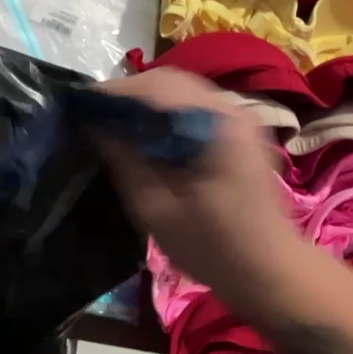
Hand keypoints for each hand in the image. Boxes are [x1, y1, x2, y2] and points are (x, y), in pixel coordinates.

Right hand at [95, 68, 309, 320]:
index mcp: (214, 126)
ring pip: (182, 88)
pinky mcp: (240, 130)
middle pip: (169, 80)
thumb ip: (124, 161)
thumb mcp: (155, 210)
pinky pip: (195, 104)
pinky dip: (165, 111)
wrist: (273, 272)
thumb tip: (93, 126)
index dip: (113, 93)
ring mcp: (240, 117)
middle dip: (127, 93)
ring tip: (115, 124)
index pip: (155, 88)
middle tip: (95, 116)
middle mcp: (231, 110)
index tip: (80, 107)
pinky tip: (147, 135)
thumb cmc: (213, 248)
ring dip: (146, 100)